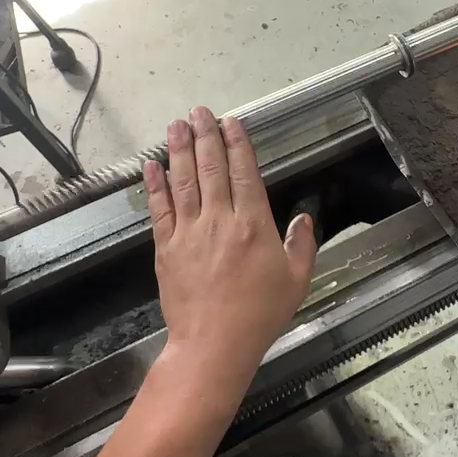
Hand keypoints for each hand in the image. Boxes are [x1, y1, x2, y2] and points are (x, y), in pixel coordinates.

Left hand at [144, 108, 316, 379]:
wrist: (214, 344)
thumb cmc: (260, 314)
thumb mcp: (297, 280)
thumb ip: (302, 245)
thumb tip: (305, 218)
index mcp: (253, 225)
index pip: (244, 173)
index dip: (237, 144)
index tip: (231, 123)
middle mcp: (219, 221)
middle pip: (211, 169)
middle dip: (205, 136)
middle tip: (199, 112)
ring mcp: (189, 233)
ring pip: (184, 182)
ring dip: (180, 151)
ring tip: (176, 125)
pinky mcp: (166, 248)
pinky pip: (160, 210)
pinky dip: (156, 185)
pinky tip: (152, 165)